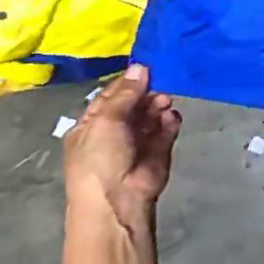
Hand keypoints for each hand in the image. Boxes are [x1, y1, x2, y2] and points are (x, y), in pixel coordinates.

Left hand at [63, 64, 180, 228]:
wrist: (118, 196)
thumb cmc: (100, 158)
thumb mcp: (105, 121)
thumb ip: (125, 94)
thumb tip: (140, 67)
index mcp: (91, 126)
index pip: (109, 97)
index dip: (126, 83)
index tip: (147, 68)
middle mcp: (114, 131)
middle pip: (133, 105)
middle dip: (146, 94)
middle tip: (161, 86)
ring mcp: (138, 141)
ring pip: (152, 116)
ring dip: (159, 106)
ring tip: (166, 101)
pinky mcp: (160, 149)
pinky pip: (167, 129)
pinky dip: (171, 121)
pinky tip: (172, 117)